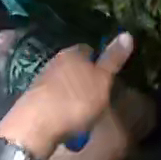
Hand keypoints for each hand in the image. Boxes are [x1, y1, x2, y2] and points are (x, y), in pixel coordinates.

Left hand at [0, 34, 133, 153]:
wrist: (35, 126)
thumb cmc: (75, 101)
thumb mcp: (102, 81)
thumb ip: (113, 59)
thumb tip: (127, 33)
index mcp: (73, 53)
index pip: (90, 49)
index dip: (100, 61)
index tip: (109, 76)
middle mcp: (55, 61)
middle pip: (75, 66)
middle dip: (86, 79)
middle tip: (99, 97)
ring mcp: (42, 80)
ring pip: (64, 84)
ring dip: (73, 96)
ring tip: (84, 114)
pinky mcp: (33, 98)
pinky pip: (54, 100)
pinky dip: (62, 108)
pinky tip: (67, 122)